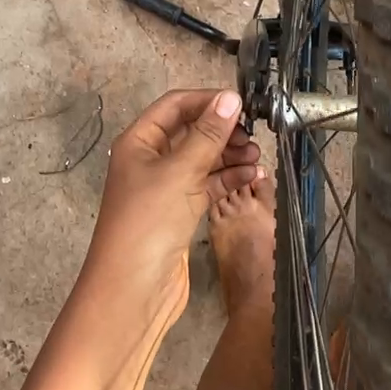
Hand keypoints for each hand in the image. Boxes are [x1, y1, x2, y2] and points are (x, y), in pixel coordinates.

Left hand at [84, 89, 261, 308]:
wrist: (134, 291)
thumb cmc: (148, 223)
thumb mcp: (180, 172)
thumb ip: (208, 135)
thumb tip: (230, 98)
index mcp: (140, 141)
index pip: (175, 105)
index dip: (207, 100)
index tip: (241, 104)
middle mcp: (150, 159)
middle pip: (191, 131)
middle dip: (222, 130)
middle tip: (252, 135)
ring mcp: (165, 187)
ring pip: (202, 159)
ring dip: (229, 155)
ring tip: (256, 156)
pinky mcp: (180, 211)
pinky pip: (207, 184)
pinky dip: (227, 179)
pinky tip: (250, 176)